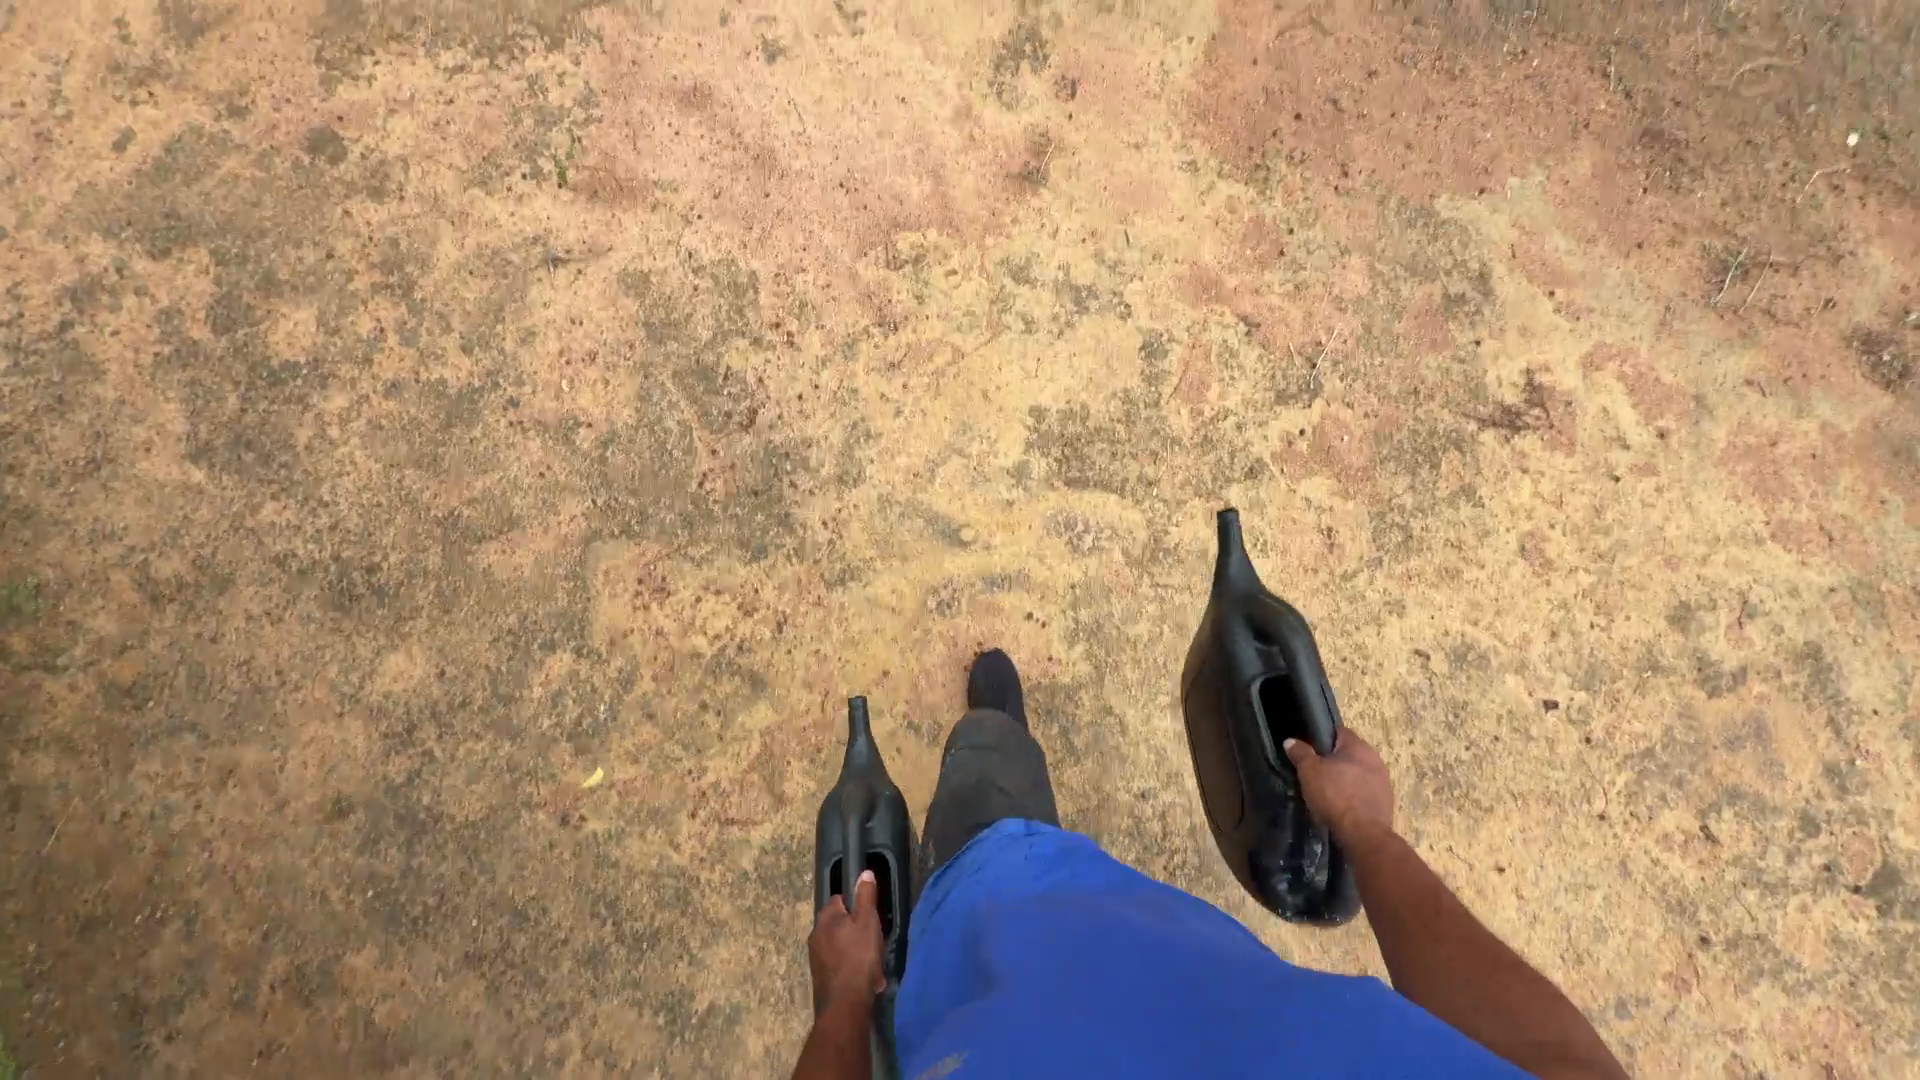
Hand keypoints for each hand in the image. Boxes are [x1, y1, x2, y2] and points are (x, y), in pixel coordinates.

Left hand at [809, 869, 884, 1014]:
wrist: (845, 1005)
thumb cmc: (859, 957)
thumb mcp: (868, 921)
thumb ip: (866, 896)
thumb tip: (864, 872)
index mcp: (826, 917)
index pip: (840, 899)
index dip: (857, 906)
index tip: (870, 917)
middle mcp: (816, 934)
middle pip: (841, 924)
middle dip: (858, 931)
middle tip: (875, 942)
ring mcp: (816, 957)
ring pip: (841, 946)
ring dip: (857, 952)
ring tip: (873, 966)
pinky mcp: (820, 977)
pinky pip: (839, 964)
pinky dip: (852, 968)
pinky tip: (866, 981)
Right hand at [1284, 729, 1394, 844]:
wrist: (1363, 834)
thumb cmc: (1334, 795)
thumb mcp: (1308, 771)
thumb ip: (1300, 753)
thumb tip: (1291, 741)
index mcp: (1359, 747)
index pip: (1339, 732)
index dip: (1322, 738)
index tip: (1309, 749)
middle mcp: (1376, 760)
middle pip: (1350, 754)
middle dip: (1334, 761)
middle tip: (1315, 771)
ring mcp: (1384, 782)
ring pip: (1359, 774)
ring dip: (1346, 779)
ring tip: (1327, 791)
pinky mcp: (1386, 803)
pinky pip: (1365, 792)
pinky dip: (1354, 795)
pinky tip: (1341, 806)